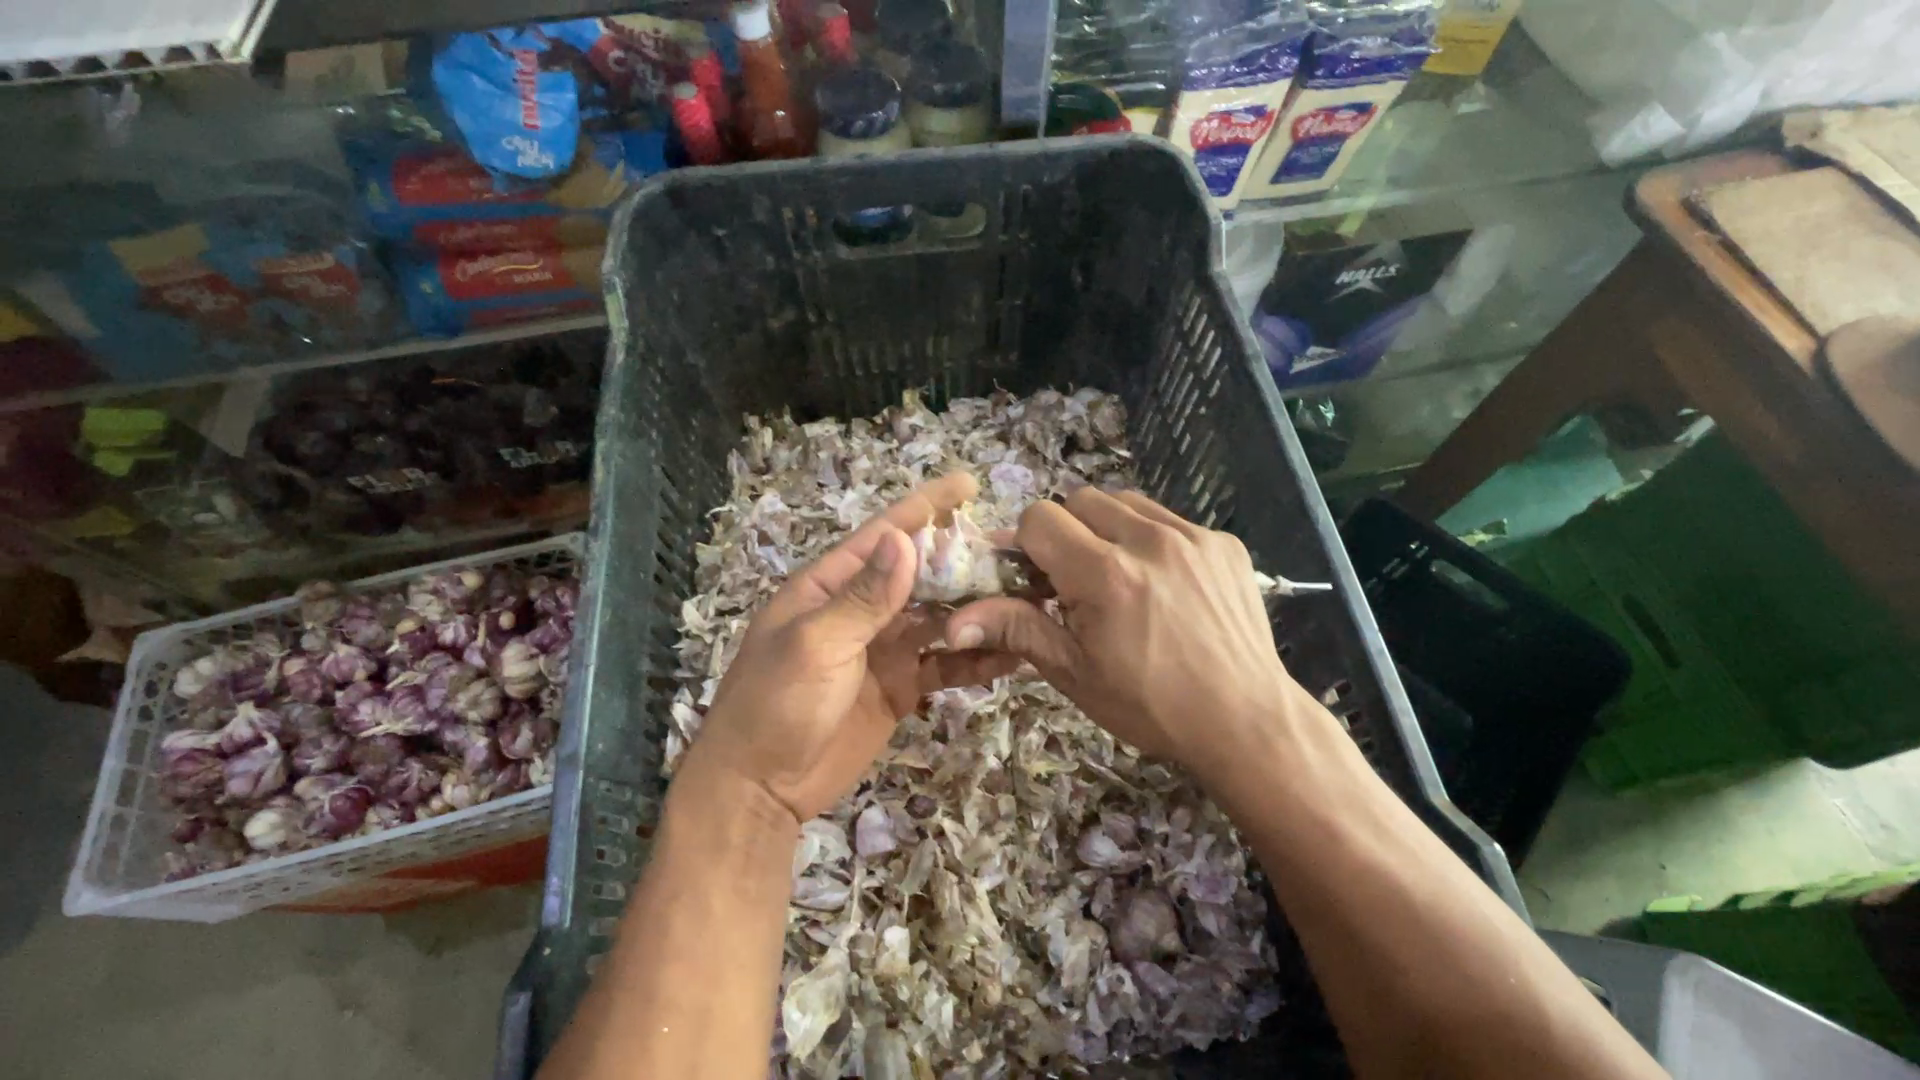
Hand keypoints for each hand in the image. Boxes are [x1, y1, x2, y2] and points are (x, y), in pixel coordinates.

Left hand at [689, 474, 1020, 824]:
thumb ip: (864, 597)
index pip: (884, 535)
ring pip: (939, 618)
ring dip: (977, 609)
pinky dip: (974, 659)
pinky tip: (1012, 654)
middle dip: (965, 561)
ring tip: (1027, 599)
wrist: (760, 788)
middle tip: (1018, 553)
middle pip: (921, 574)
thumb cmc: (775, 705)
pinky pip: (943, 665)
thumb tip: (905, 538)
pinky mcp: (899, 687)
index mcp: (830, 586)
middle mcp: (860, 610)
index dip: (925, 507)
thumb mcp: (817, 645)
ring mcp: (882, 649)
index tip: (969, 484)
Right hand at [946, 488, 1306, 780]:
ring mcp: (1193, 537)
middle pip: (1081, 499)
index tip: (1035, 580)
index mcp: (1105, 574)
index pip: (1040, 517)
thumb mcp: (1074, 673)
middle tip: (1074, 580)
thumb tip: (952, 623)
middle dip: (1066, 532)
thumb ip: (1015, 629)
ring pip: (1126, 502)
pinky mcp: (1224, 543)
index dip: (1026, 545)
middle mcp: (1149, 540)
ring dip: (1108, 529)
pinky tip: (1164, 586)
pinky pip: (1171, 520)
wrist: (1244, 721)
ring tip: (1119, 579)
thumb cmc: (1150, 705)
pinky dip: (1152, 540)